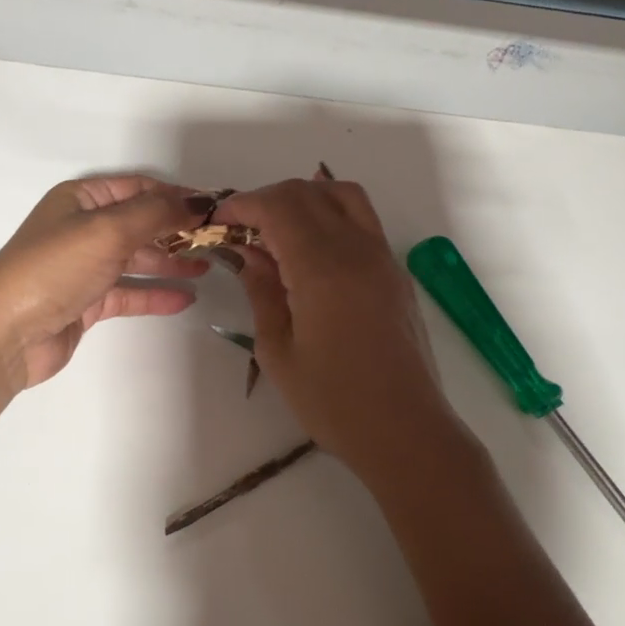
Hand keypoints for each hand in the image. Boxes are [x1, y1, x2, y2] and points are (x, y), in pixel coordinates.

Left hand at [0, 176, 214, 390]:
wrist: (7, 334)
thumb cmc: (55, 268)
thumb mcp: (108, 230)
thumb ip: (156, 214)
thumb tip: (198, 202)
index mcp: (80, 198)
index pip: (137, 188)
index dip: (175, 195)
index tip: (215, 208)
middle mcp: (81, 228)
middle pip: (139, 222)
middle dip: (177, 229)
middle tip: (219, 240)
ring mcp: (83, 266)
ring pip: (136, 257)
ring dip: (171, 261)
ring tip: (209, 266)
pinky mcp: (85, 302)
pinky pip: (128, 291)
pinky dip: (155, 293)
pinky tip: (185, 298)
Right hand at [215, 171, 459, 474]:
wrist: (407, 432)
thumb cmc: (334, 401)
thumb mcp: (278, 350)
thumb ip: (262, 291)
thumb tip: (249, 253)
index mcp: (323, 269)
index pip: (278, 207)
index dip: (243, 205)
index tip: (217, 222)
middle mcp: (357, 250)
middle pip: (307, 193)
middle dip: (267, 199)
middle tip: (239, 229)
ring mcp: (383, 257)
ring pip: (342, 195)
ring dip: (303, 198)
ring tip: (277, 229)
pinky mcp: (395, 272)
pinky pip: (361, 218)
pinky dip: (329, 213)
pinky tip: (309, 248)